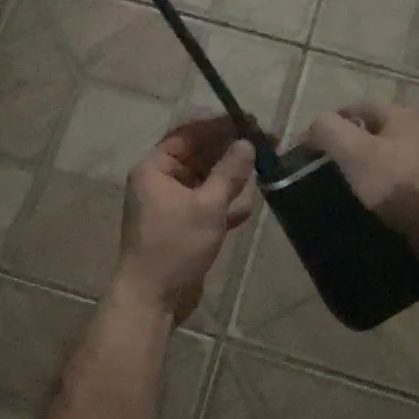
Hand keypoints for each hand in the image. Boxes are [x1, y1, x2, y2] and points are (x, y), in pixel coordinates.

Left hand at [115, 116, 257, 321]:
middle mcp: (159, 181)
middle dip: (230, 149)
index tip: (251, 120)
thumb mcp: (208, 206)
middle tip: (266, 143)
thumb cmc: (175, 246)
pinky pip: (206, 205)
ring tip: (263, 169)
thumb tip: (246, 143)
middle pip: (198, 155)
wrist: (152, 298)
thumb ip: (229, 173)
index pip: (189, 133)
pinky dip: (225, 203)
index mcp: (155, 168)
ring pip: (205, 181)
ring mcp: (170, 205)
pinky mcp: (182, 227)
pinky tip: (248, 205)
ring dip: (231, 177)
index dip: (220, 124)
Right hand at [306, 101, 418, 263]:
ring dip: (354, 174)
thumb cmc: (395, 182)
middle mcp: (412, 134)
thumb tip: (310, 130)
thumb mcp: (353, 150)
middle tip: (317, 170)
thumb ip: (326, 130)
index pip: (354, 108)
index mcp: (398, 116)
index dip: (328, 123)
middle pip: (365, 135)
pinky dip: (370, 194)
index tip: (307, 147)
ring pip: (376, 162)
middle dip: (340, 150)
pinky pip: (388, 186)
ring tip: (332, 192)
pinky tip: (356, 208)